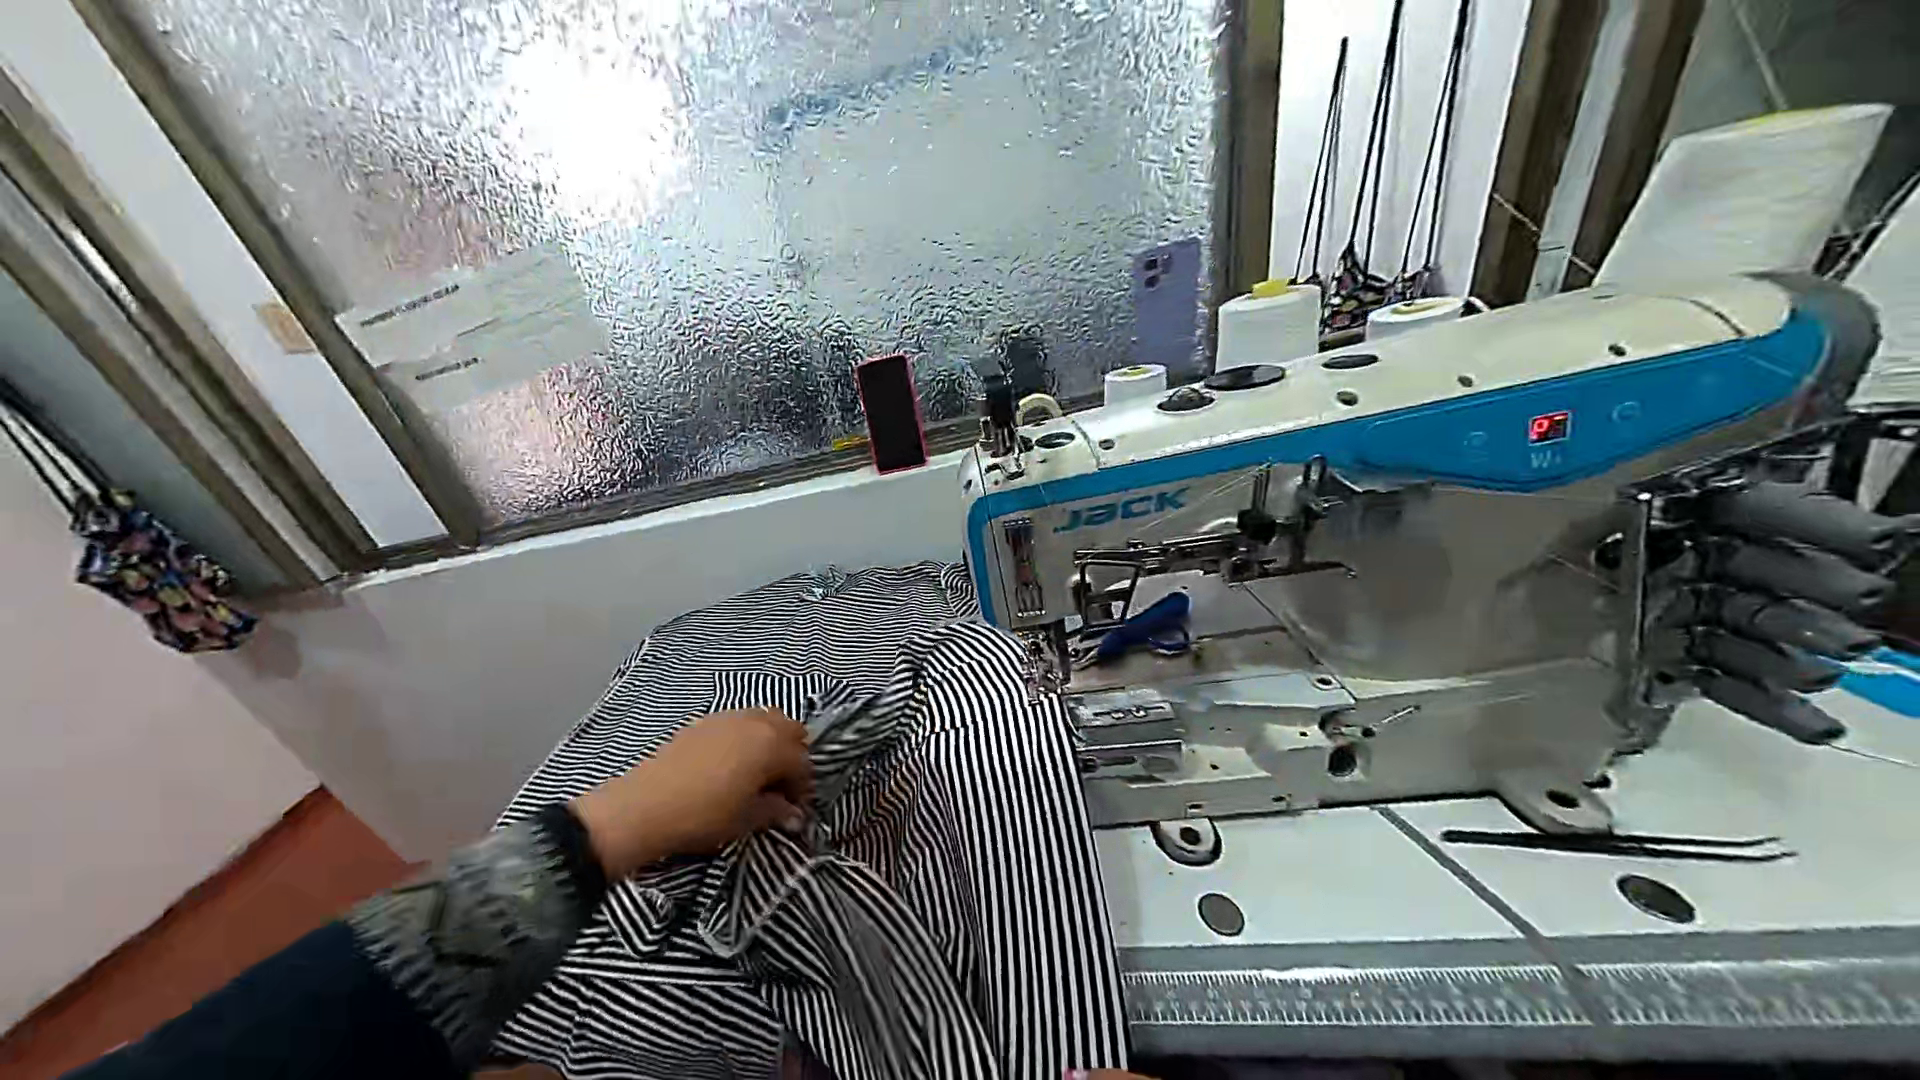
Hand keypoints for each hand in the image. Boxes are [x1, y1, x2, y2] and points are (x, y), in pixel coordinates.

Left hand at [570, 708, 813, 877]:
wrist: (642, 807)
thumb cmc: (702, 815)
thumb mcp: (746, 819)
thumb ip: (776, 811)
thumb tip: (795, 815)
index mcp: (773, 744)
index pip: (803, 762)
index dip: (802, 787)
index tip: (794, 809)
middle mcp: (757, 722)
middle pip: (791, 730)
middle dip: (792, 755)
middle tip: (780, 786)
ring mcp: (729, 717)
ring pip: (766, 720)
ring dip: (771, 741)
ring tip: (757, 772)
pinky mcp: (705, 721)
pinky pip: (740, 721)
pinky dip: (746, 737)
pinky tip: (731, 763)